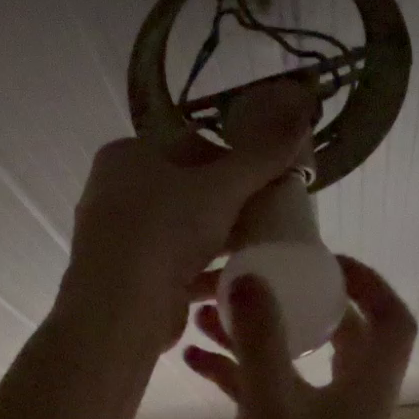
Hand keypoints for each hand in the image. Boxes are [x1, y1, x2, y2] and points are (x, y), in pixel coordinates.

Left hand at [57, 81, 313, 349]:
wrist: (122, 309)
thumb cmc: (164, 231)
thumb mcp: (221, 186)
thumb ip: (262, 154)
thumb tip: (302, 109)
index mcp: (126, 157)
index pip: (189, 146)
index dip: (233, 159)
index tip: (267, 176)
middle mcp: (116, 195)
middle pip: (187, 192)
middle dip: (230, 203)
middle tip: (272, 212)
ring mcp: (121, 242)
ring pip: (183, 233)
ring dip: (222, 239)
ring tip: (265, 244)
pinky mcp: (133, 282)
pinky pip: (179, 270)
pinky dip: (209, 272)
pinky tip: (242, 278)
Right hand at [183, 256, 417, 418]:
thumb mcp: (268, 405)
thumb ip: (258, 339)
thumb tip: (248, 278)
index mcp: (365, 388)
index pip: (392, 320)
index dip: (369, 283)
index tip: (324, 262)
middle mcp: (350, 403)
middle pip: (339, 336)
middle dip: (298, 304)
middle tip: (258, 278)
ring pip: (294, 365)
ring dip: (256, 338)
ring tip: (207, 314)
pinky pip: (265, 396)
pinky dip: (236, 375)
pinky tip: (193, 362)